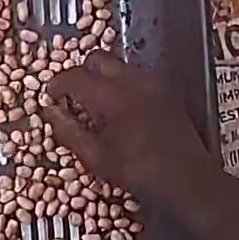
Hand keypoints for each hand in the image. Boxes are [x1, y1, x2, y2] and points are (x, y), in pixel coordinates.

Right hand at [44, 51, 218, 207]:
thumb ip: (68, 130)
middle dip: (80, 74)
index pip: (75, 77)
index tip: (50, 96)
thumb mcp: (96, 157)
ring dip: (101, 79)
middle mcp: (134, 82)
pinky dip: (120, 86)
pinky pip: (136, 78)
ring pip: (118, 67)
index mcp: (113, 97)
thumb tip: (50, 111)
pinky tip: (119, 113)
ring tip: (95, 107)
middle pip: (97, 60)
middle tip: (72, 98)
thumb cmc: (138, 172)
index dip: (57, 84)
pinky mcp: (166, 93)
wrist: (188, 180)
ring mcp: (153, 84)